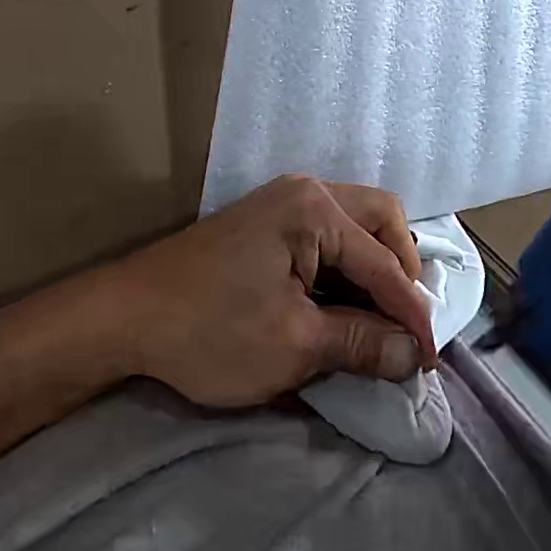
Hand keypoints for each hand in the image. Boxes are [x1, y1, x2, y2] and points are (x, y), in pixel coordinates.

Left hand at [51, 175, 438, 408]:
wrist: (120, 318)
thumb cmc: (208, 332)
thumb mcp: (293, 346)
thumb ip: (362, 345)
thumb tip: (413, 356)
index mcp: (315, 210)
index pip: (383, 265)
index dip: (413, 315)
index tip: (431, 360)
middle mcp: (307, 190)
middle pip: (382, 220)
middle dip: (400, 272)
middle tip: (404, 321)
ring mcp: (286, 200)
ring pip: (359, 223)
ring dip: (377, 267)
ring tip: (380, 315)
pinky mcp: (271, 219)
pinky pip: (331, 233)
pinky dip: (348, 265)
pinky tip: (345, 300)